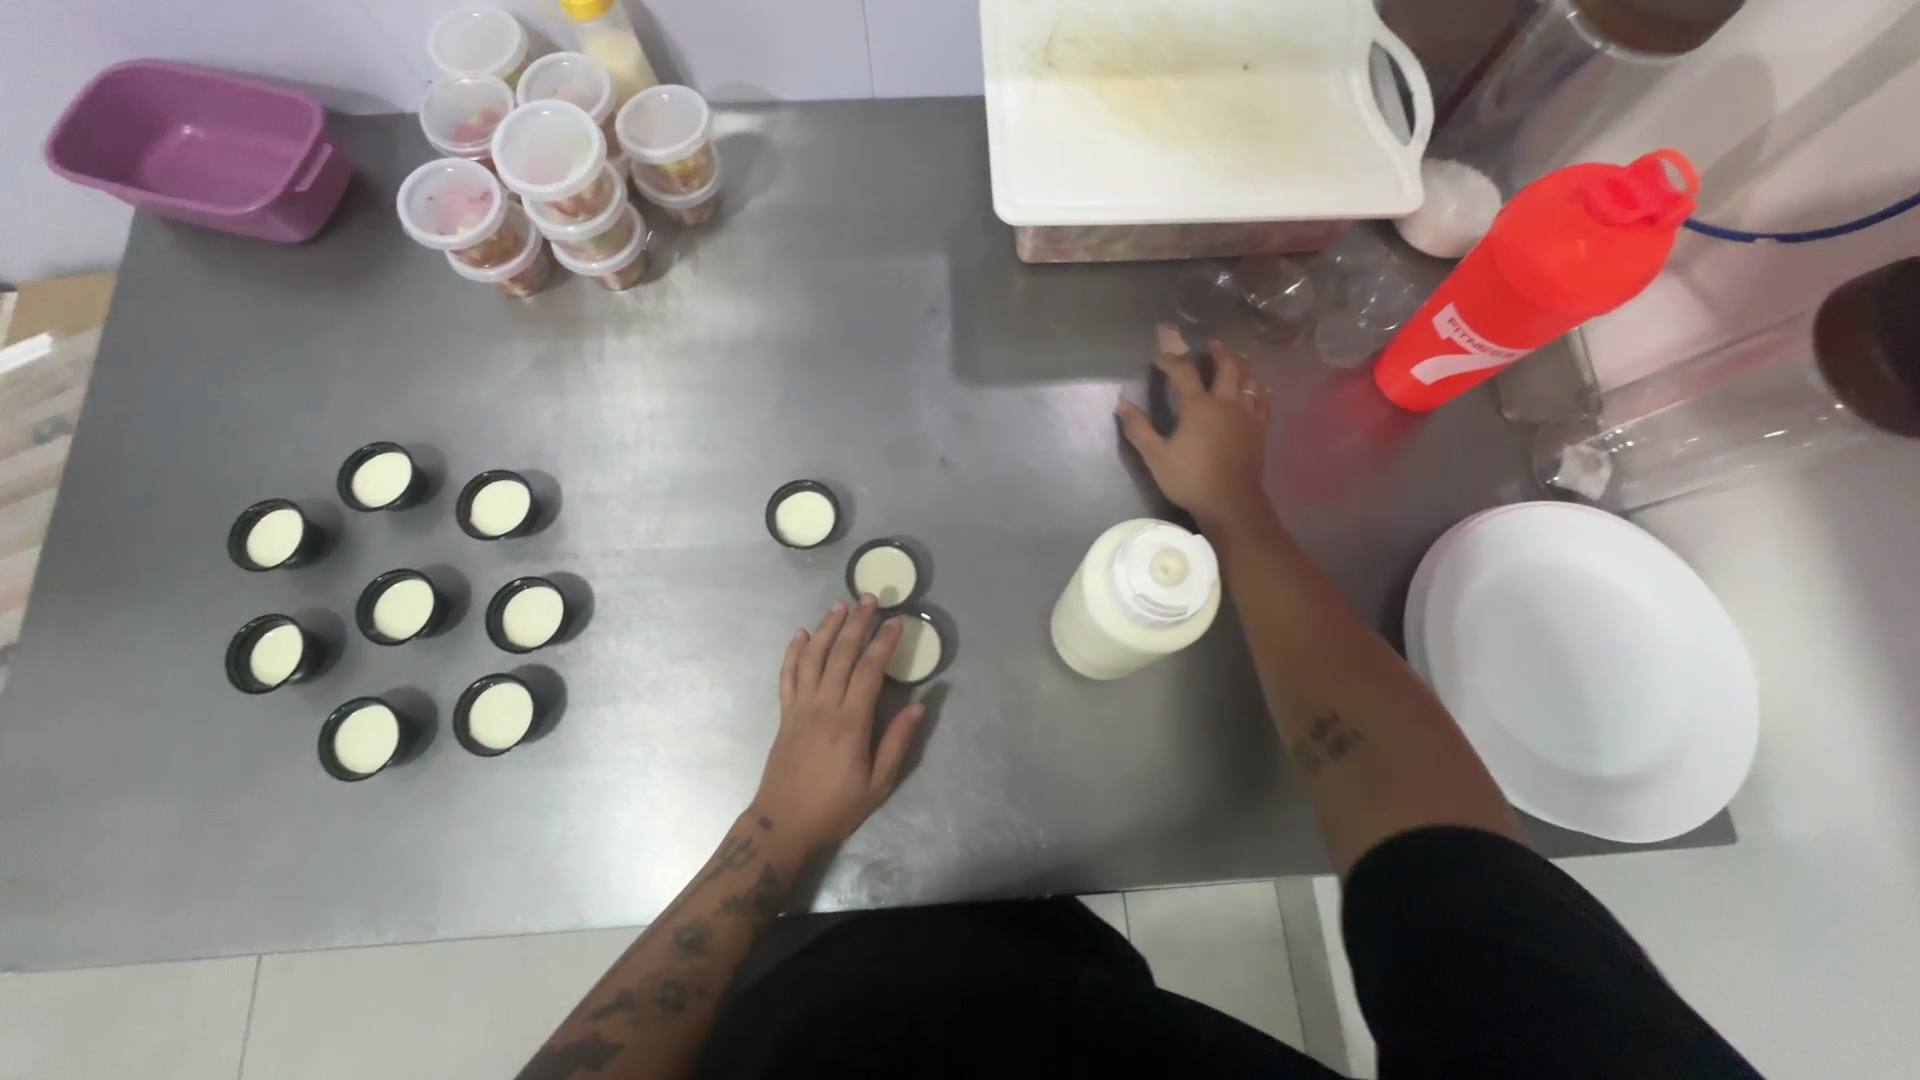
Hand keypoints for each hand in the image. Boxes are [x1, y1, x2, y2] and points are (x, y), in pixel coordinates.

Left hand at [749, 597, 925, 858]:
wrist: (783, 825)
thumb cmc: (836, 807)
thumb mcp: (878, 784)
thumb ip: (898, 742)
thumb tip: (921, 706)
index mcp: (850, 722)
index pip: (869, 670)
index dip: (883, 643)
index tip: (896, 621)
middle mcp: (823, 706)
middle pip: (839, 654)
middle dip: (856, 624)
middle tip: (869, 599)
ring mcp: (800, 708)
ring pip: (812, 658)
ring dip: (826, 628)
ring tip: (839, 605)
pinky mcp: (785, 714)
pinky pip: (788, 675)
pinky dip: (794, 652)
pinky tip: (801, 634)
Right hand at [1118, 329, 1272, 529]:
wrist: (1231, 502)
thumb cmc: (1190, 480)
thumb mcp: (1156, 457)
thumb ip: (1139, 429)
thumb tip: (1123, 405)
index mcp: (1199, 406)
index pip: (1184, 372)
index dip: (1171, 359)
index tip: (1160, 356)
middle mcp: (1226, 403)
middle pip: (1228, 366)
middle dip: (1219, 352)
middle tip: (1212, 344)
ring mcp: (1247, 415)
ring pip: (1249, 380)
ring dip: (1242, 364)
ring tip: (1238, 357)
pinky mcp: (1259, 429)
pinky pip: (1263, 401)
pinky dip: (1259, 389)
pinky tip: (1259, 387)